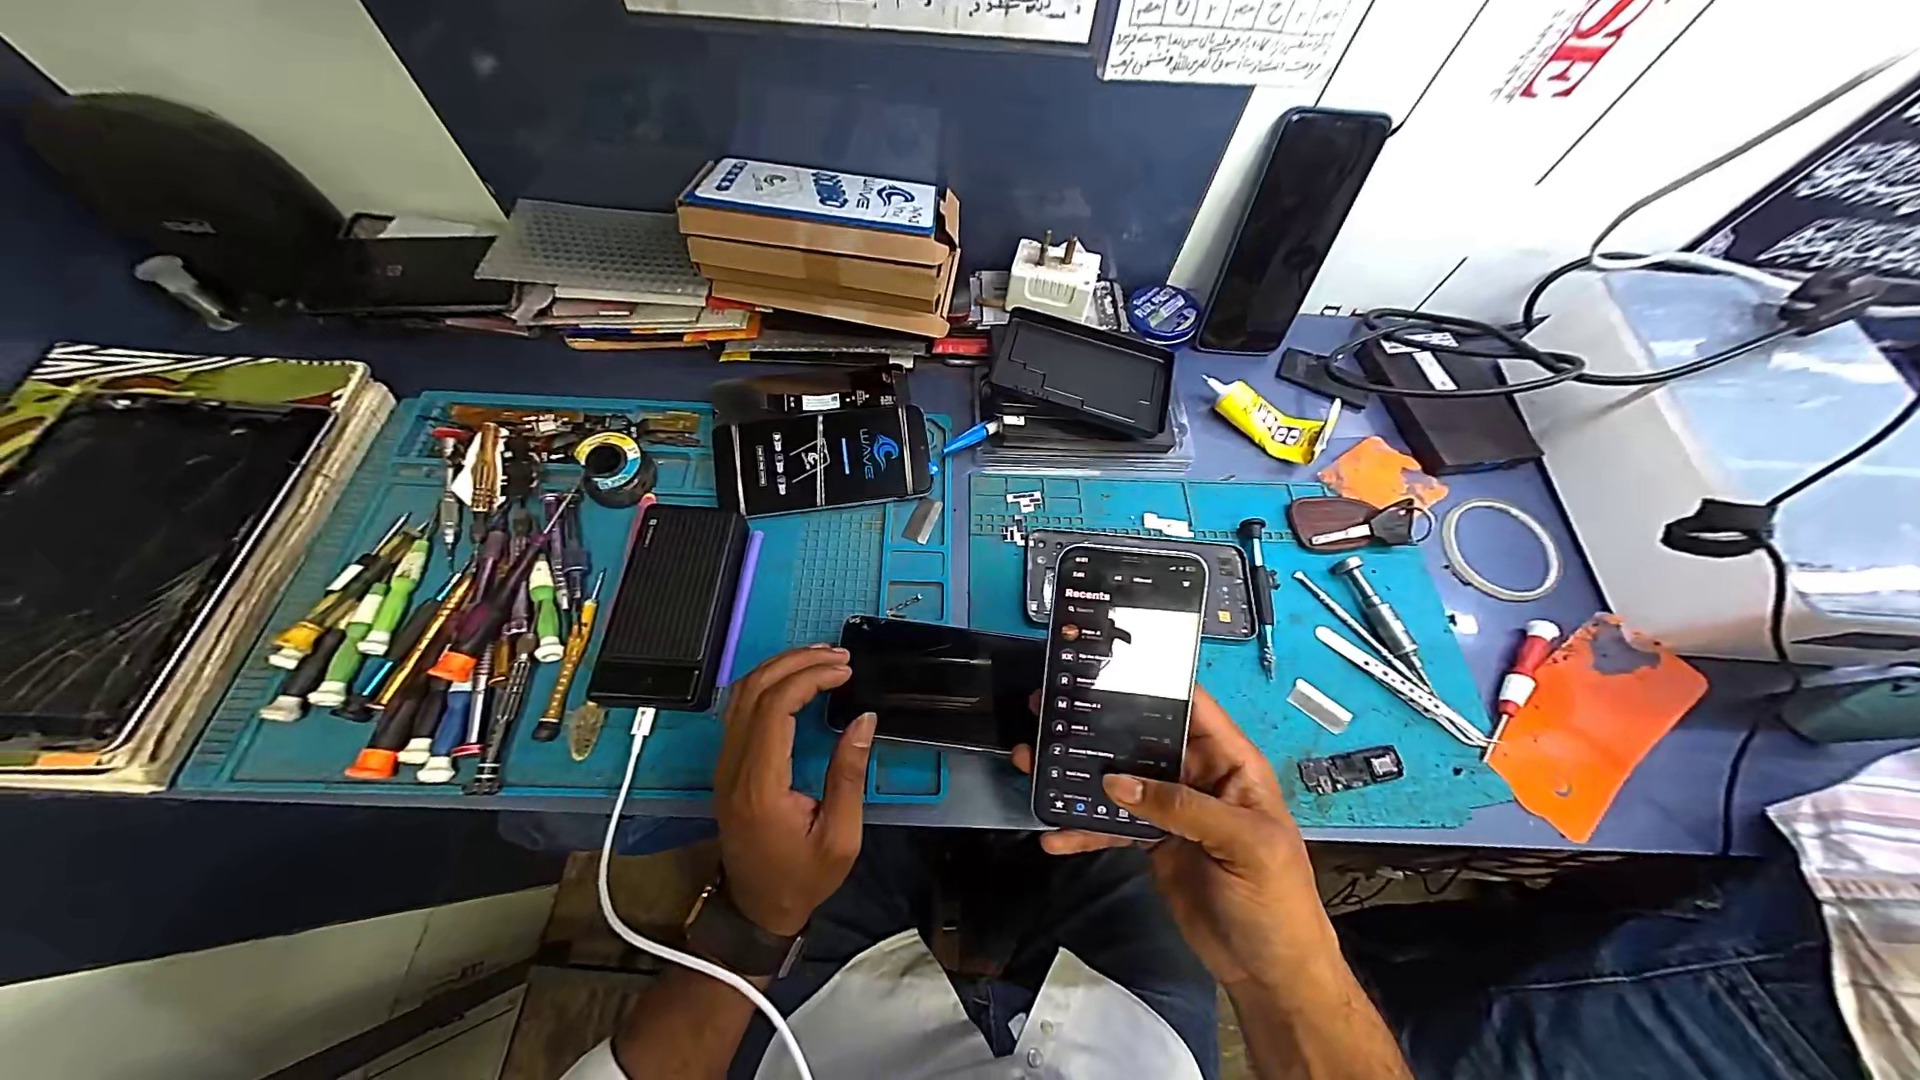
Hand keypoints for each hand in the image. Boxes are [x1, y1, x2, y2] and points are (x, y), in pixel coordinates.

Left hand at [712, 645, 875, 936]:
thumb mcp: (841, 837)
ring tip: (821, 658)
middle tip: (839, 657)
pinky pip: (740, 706)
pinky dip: (769, 682)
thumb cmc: (801, 878)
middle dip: (798, 662)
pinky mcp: (727, 763)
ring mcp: (724, 763)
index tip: (844, 672)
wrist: (755, 909)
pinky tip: (796, 677)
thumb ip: (849, 774)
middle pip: (754, 690)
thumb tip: (863, 719)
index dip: (810, 678)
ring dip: (781, 666)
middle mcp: (733, 766)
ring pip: (742, 692)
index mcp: (760, 785)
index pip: (774, 708)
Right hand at [1012, 687, 1329, 987]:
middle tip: (1053, 712)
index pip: (1193, 708)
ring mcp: (1170, 808)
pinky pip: (1111, 824)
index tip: (1108, 671)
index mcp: (1230, 763)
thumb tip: (1116, 782)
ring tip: (1035, 760)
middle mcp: (1196, 777)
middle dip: (1100, 727)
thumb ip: (1183, 808)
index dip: (1156, 684)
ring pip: (1119, 779)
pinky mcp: (1151, 840)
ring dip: (1079, 774)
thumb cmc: (1279, 903)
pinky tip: (1055, 832)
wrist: (1269, 974)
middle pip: (1142, 740)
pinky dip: (1083, 827)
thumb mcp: (1245, 845)